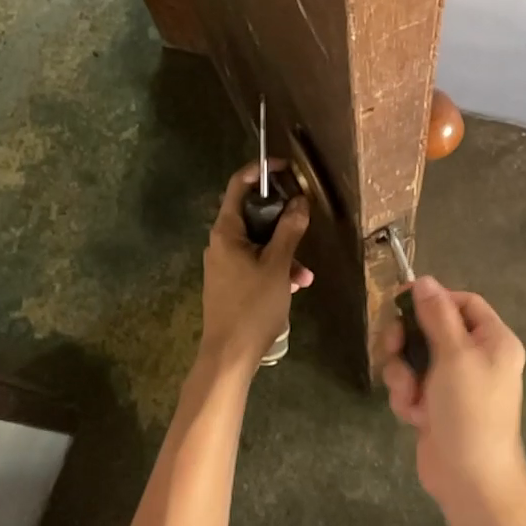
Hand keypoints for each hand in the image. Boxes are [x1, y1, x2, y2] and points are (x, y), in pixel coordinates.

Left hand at [198, 161, 313, 371]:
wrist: (229, 356)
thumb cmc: (252, 306)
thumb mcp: (278, 265)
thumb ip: (289, 230)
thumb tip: (299, 200)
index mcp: (226, 230)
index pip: (239, 184)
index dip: (261, 171)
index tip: (286, 168)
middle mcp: (220, 241)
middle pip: (253, 214)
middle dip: (282, 220)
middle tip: (304, 223)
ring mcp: (223, 263)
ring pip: (258, 242)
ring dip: (283, 250)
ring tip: (304, 272)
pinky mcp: (229, 282)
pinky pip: (255, 262)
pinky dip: (274, 267)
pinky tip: (294, 285)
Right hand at [383, 278, 525, 525]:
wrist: (471, 480)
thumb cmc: (470, 410)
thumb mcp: (454, 355)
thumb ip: (436, 314)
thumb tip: (424, 279)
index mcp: (493, 340)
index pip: (463, 302)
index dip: (434, 298)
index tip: (402, 300)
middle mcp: (475, 357)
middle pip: (431, 326)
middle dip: (408, 339)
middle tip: (393, 345)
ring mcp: (453, 382)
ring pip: (414, 355)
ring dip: (403, 371)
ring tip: (409, 393)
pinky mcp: (434, 403)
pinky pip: (410, 382)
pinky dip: (406, 395)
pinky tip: (413, 414)